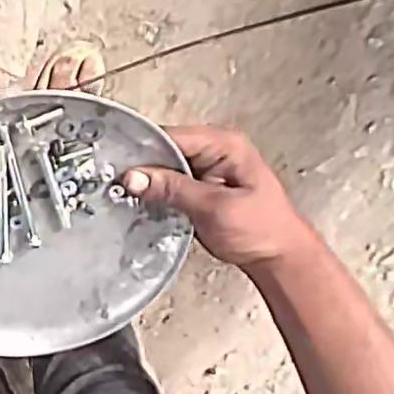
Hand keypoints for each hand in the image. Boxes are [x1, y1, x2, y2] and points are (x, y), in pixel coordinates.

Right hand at [123, 126, 320, 269]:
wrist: (277, 258)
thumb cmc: (260, 230)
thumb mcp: (214, 208)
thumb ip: (173, 189)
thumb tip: (134, 176)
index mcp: (224, 145)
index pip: (171, 136)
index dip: (142, 150)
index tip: (119, 168)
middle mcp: (212, 150)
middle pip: (162, 148)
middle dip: (140, 166)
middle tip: (116, 184)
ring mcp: (204, 168)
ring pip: (161, 166)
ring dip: (145, 180)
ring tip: (124, 193)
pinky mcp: (195, 186)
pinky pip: (166, 181)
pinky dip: (153, 191)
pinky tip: (139, 201)